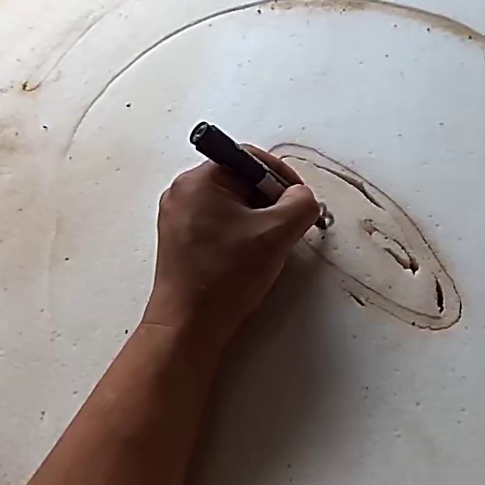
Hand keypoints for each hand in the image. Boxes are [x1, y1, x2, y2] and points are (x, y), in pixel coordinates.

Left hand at [139, 145, 319, 350]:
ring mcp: (180, 218)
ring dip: (258, 221)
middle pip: (241, 181)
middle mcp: (184, 193)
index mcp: (199, 181)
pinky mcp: (183, 240)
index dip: (282, 176)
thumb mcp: (276, 233)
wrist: (190, 325)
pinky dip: (242, 235)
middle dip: (271, 202)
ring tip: (267, 247)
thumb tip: (304, 198)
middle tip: (286, 227)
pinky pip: (221, 224)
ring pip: (233, 205)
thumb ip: (301, 204)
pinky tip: (250, 258)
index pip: (249, 158)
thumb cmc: (223, 278)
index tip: (298, 198)